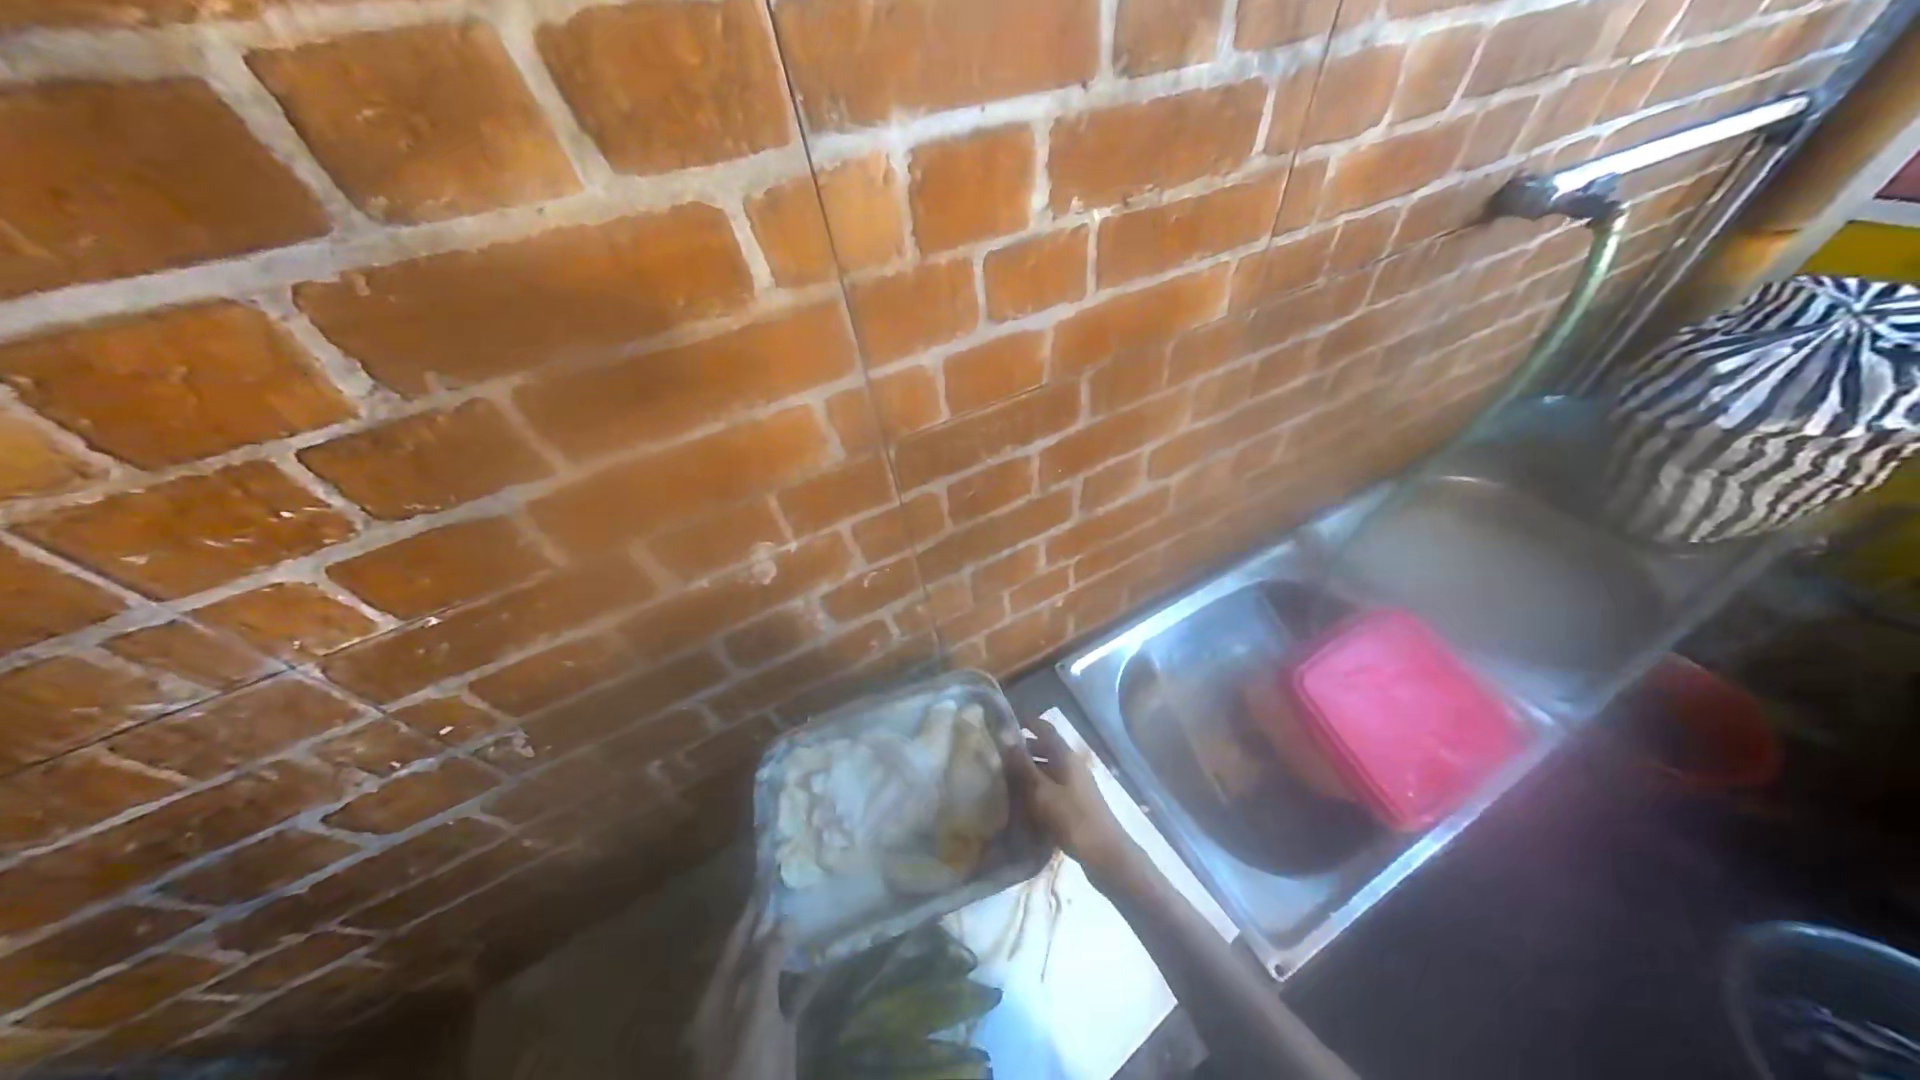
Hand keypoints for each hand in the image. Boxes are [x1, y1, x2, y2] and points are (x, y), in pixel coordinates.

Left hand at [689, 898, 809, 1079]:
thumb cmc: (745, 1063)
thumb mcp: (754, 1012)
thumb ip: (766, 966)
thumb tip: (782, 922)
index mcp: (717, 996)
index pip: (733, 944)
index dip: (750, 913)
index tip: (767, 881)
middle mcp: (735, 1001)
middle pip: (754, 955)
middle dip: (772, 925)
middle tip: (793, 889)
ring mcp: (757, 1018)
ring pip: (775, 973)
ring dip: (792, 948)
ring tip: (812, 913)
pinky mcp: (779, 1032)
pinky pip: (793, 996)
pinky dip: (808, 977)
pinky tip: (827, 957)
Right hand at [1006, 716, 1144, 886]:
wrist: (1106, 854)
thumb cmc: (1073, 819)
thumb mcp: (1042, 792)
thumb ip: (1023, 766)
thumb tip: (1006, 739)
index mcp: (1066, 756)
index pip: (1046, 729)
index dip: (1028, 721)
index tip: (1006, 720)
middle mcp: (1072, 765)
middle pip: (1046, 748)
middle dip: (1024, 747)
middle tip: (998, 752)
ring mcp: (1076, 784)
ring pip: (1048, 768)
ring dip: (1029, 768)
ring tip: (1004, 775)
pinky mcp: (1076, 802)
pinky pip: (1053, 785)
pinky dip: (1037, 786)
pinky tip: (1022, 799)